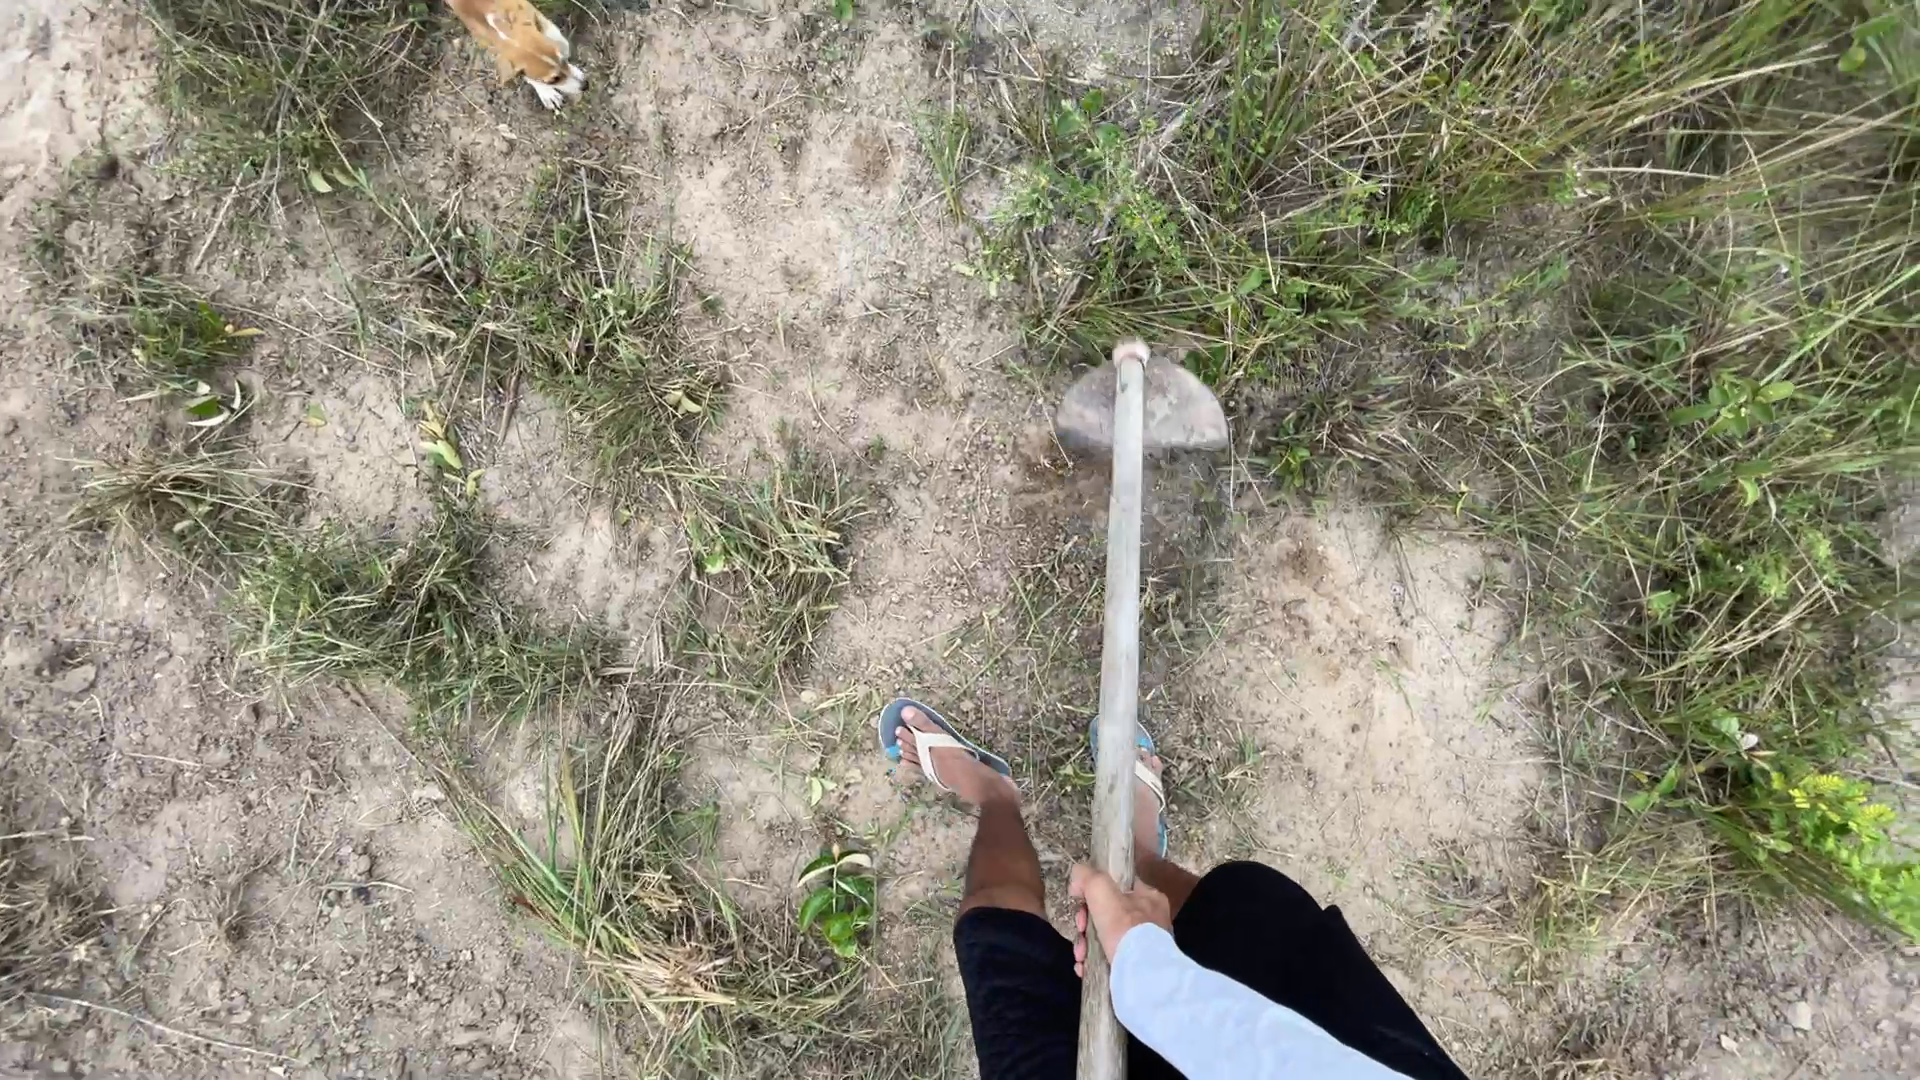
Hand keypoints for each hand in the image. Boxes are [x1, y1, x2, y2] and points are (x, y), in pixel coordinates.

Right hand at [1070, 863, 1171, 976]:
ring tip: (1080, 955)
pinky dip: (1094, 962)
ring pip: (1106, 938)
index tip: (1080, 903)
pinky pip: (1110, 959)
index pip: (1117, 886)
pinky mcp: (1137, 970)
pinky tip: (1084, 967)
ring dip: (1086, 944)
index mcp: (1150, 897)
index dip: (1094, 892)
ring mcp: (1145, 947)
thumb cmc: (1124, 928)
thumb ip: (1087, 877)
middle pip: (1108, 914)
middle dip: (1086, 923)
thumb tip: (1077, 879)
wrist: (1141, 978)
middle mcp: (1151, 920)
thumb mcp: (1101, 890)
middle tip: (1079, 930)